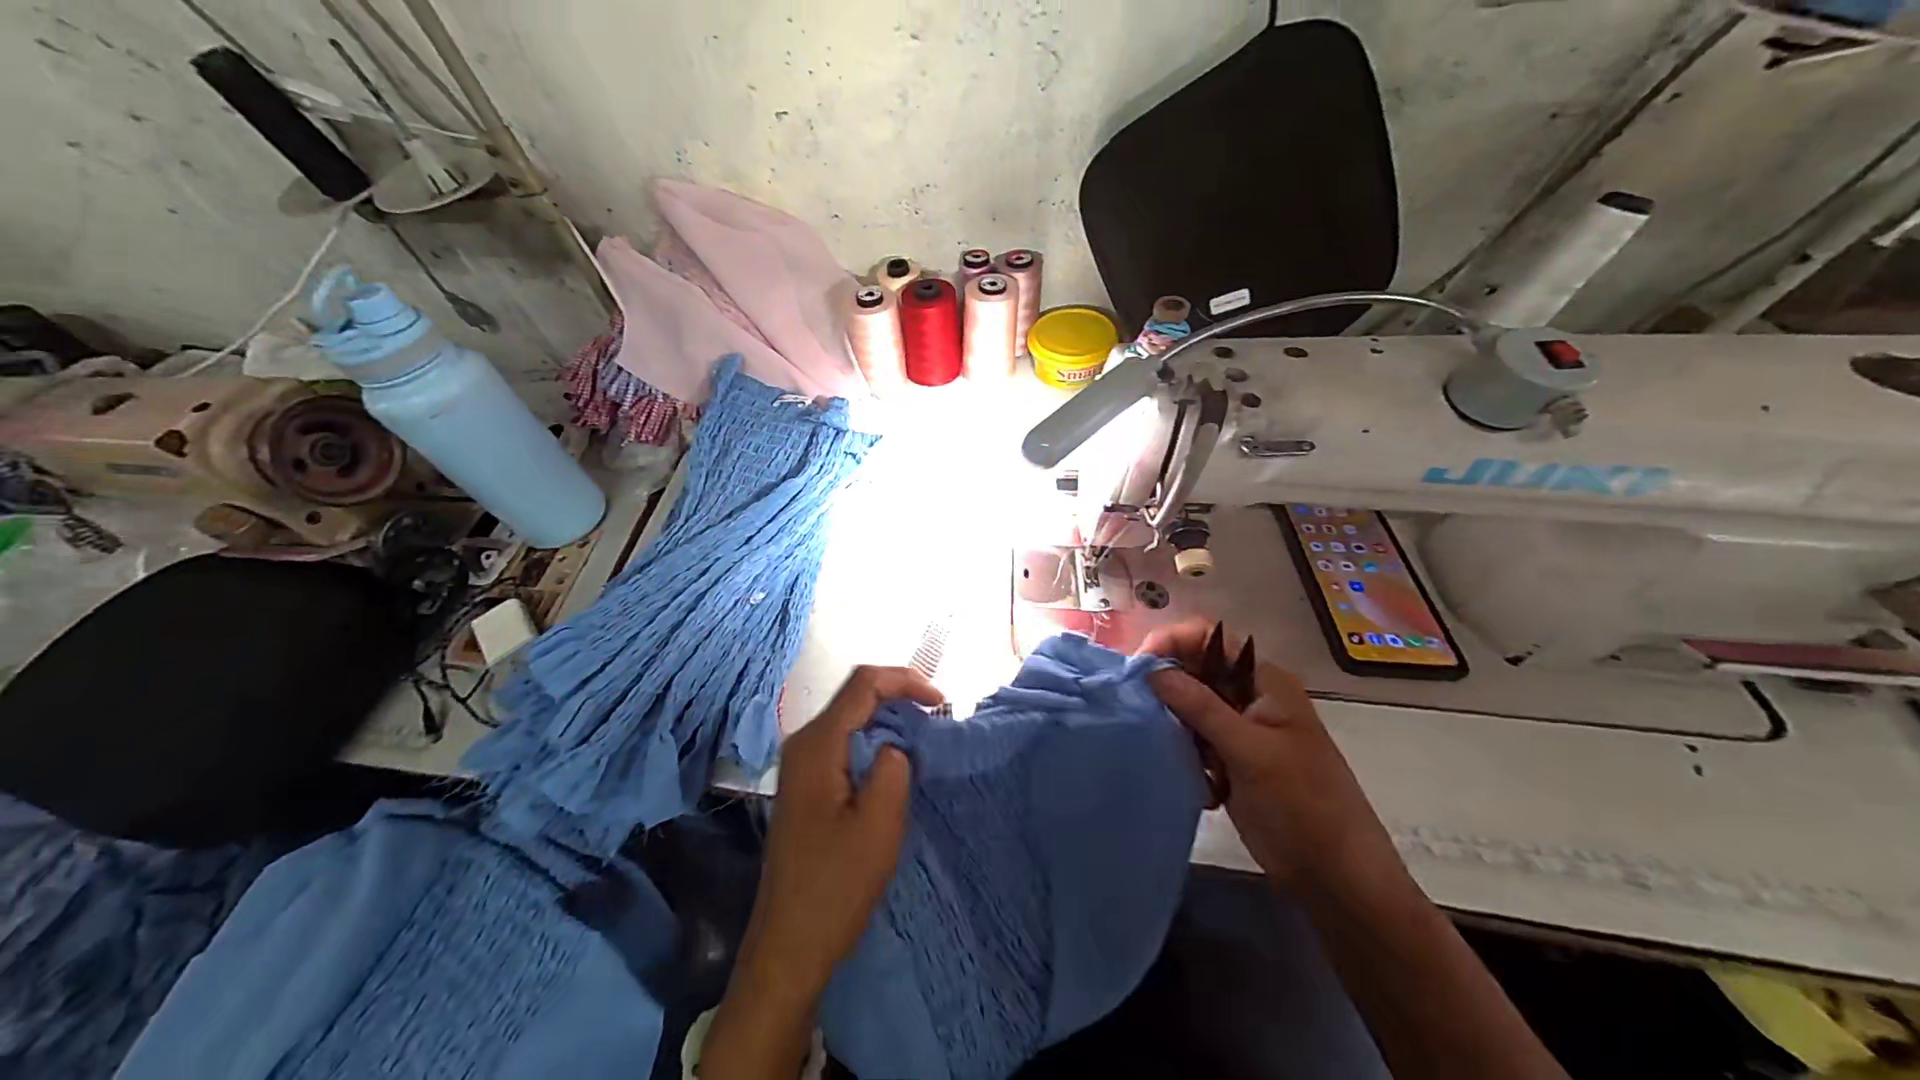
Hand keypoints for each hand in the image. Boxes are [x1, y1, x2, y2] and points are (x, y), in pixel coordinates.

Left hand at [704, 666, 941, 1078]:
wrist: (790, 942)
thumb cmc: (837, 885)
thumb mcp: (879, 823)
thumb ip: (894, 766)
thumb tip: (895, 744)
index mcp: (816, 745)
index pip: (863, 683)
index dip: (905, 680)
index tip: (942, 703)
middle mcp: (802, 744)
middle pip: (854, 696)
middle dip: (898, 696)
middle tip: (937, 718)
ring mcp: (800, 765)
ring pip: (849, 719)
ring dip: (887, 719)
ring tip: (923, 737)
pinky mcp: (805, 786)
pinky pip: (843, 744)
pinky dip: (873, 741)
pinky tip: (894, 763)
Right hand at [1139, 620, 1404, 893]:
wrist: (1333, 874)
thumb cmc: (1303, 804)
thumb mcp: (1250, 751)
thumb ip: (1202, 708)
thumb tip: (1154, 671)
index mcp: (1264, 682)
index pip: (1211, 639)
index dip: (1173, 642)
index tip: (1138, 667)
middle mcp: (1249, 698)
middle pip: (1195, 671)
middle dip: (1164, 683)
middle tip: (1133, 704)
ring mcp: (1238, 731)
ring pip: (1188, 706)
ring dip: (1169, 720)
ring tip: (1153, 740)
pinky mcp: (1228, 761)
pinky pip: (1191, 740)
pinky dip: (1179, 749)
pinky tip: (1178, 770)